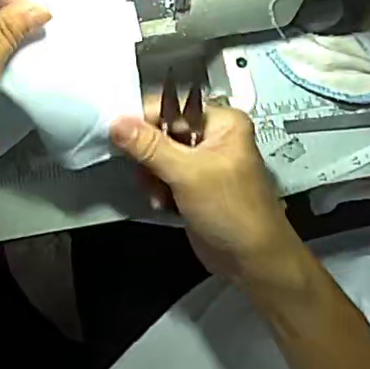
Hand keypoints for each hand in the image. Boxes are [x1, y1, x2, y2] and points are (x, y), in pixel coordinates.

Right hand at [109, 103, 314, 296]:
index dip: (144, 120)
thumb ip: (149, 146)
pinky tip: (162, 203)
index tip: (117, 133)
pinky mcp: (194, 184)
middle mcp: (213, 135)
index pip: (172, 107)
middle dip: (150, 156)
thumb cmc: (230, 210)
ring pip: (159, 155)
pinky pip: (164, 175)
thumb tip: (116, 122)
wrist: (253, 261)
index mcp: (221, 121)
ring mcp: (203, 161)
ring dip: (152, 176)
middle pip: (162, 130)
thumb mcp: (187, 174)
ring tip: (159, 195)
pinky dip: (158, 188)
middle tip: (147, 175)